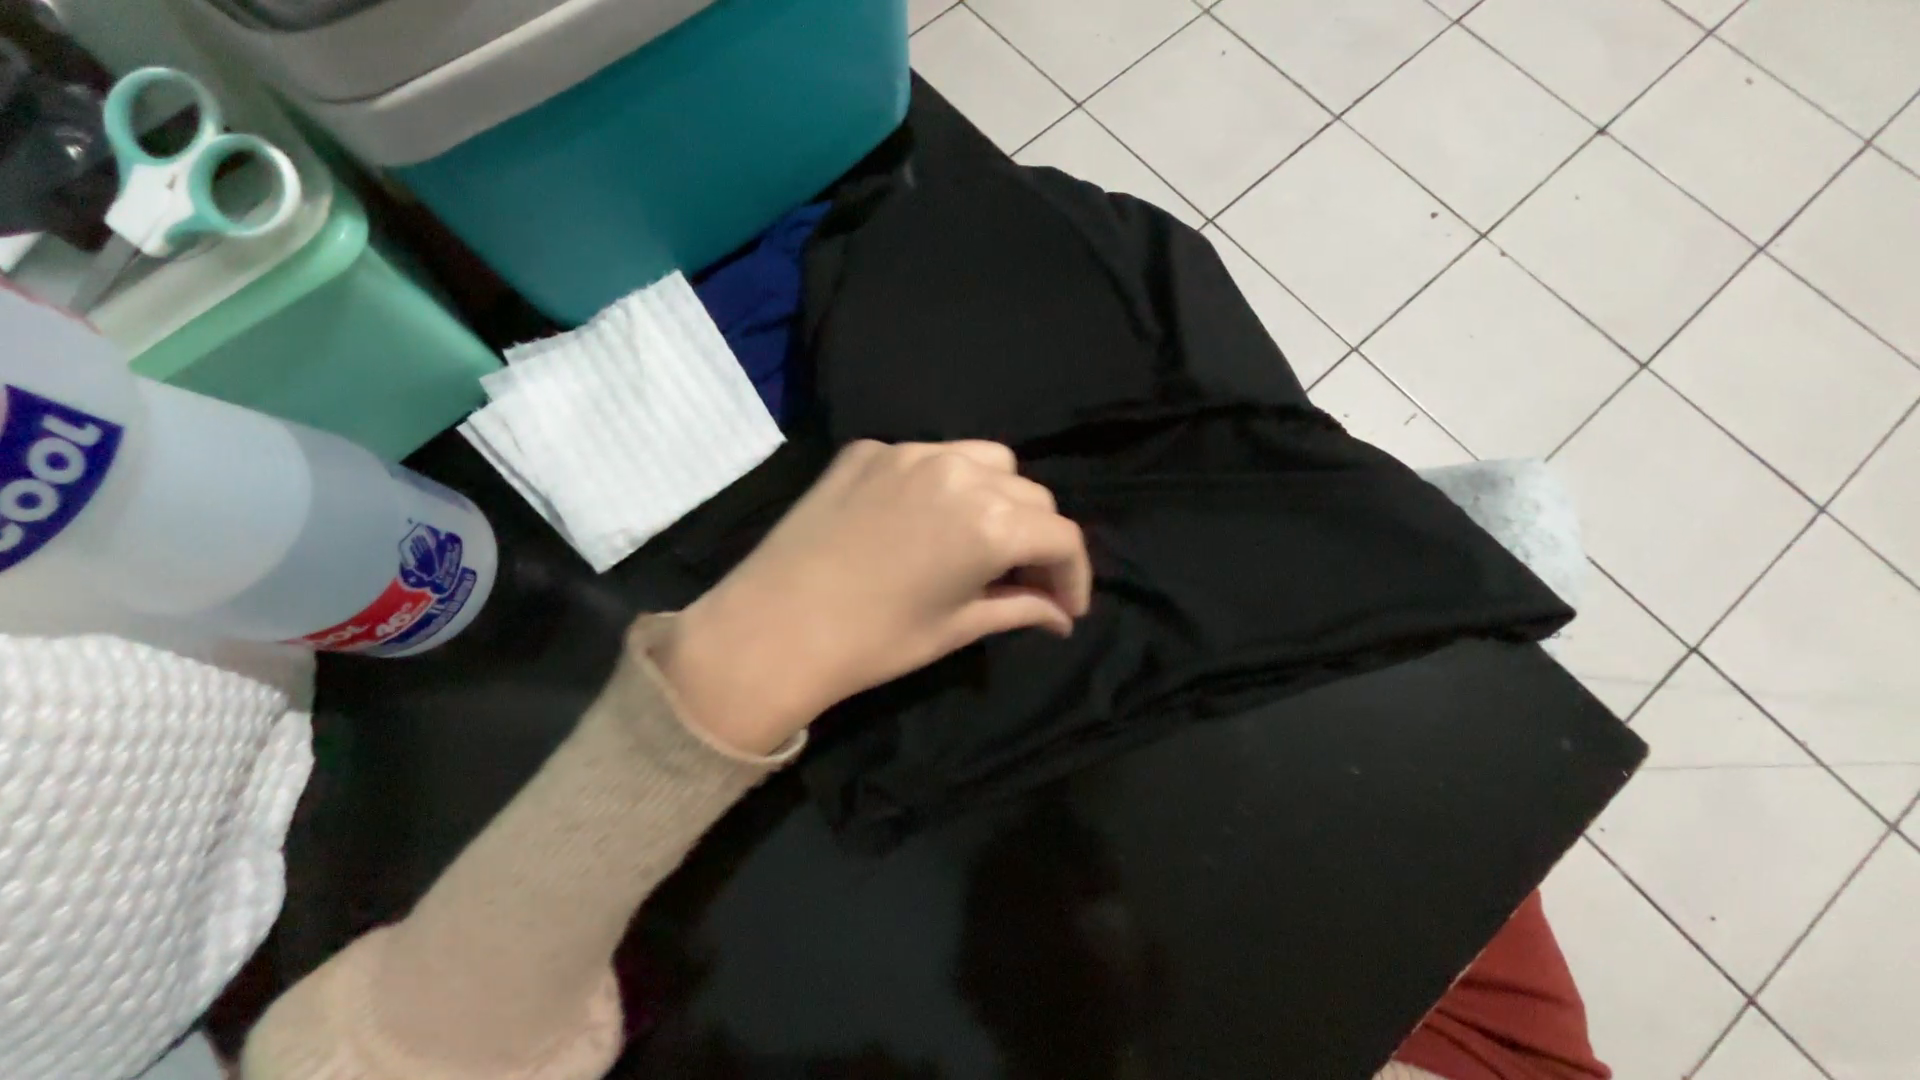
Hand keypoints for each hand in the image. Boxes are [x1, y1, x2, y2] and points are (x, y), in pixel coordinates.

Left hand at [653, 440, 1092, 754]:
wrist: (771, 629)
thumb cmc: (873, 642)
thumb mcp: (955, 628)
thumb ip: (1018, 609)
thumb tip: (1060, 616)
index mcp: (990, 521)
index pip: (1062, 537)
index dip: (1073, 576)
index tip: (1065, 608)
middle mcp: (959, 471)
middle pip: (1030, 496)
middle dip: (1038, 539)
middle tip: (1023, 581)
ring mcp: (909, 452)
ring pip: (984, 461)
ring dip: (998, 498)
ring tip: (979, 540)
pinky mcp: (867, 450)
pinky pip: (927, 457)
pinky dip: (942, 484)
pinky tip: (920, 520)